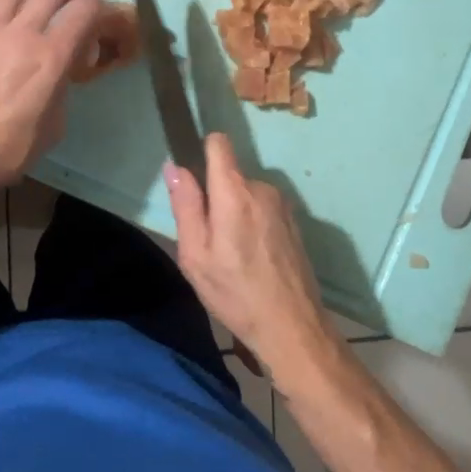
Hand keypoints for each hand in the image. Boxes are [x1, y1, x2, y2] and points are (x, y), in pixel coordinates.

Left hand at [0, 0, 102, 201]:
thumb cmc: (8, 152)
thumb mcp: (54, 125)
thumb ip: (63, 85)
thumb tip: (65, 66)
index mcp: (50, 58)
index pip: (85, 8)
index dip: (100, 7)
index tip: (101, 16)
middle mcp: (21, 33)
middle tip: (73, 4)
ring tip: (36, 6)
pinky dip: (4, 0)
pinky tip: (6, 19)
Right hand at [166, 133, 331, 373]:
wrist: (292, 327)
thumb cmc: (235, 293)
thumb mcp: (195, 255)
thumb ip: (185, 206)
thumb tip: (174, 168)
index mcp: (234, 192)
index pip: (219, 144)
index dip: (203, 151)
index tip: (193, 177)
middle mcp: (262, 189)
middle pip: (230, 176)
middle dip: (216, 198)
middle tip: (208, 240)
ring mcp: (283, 206)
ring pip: (246, 196)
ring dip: (235, 214)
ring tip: (231, 255)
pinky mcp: (295, 224)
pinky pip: (263, 211)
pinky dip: (254, 226)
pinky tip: (253, 261)